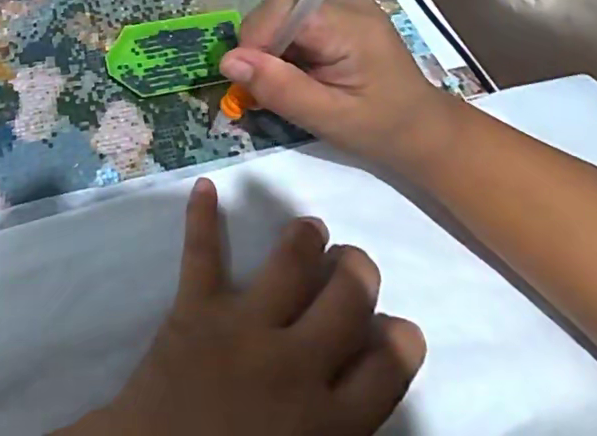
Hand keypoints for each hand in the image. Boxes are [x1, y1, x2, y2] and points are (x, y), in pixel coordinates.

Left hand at [69, 179, 424, 435]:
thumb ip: (339, 425)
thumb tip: (359, 392)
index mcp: (330, 421)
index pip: (386, 366)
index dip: (401, 339)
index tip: (400, 324)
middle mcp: (296, 364)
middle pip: (346, 299)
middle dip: (358, 271)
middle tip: (353, 261)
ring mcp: (244, 329)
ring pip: (288, 264)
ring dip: (305, 237)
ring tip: (311, 227)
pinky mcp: (196, 310)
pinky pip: (202, 255)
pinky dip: (201, 217)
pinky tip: (205, 185)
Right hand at [219, 0, 456, 165]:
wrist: (423, 130)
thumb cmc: (379, 128)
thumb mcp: (325, 117)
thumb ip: (278, 87)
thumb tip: (227, 60)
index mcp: (349, 24)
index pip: (283, 7)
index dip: (256, 37)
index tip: (247, 78)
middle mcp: (347, 1)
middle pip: (281, 7)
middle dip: (263, 45)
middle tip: (264, 87)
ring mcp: (346, 4)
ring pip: (286, 13)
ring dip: (273, 47)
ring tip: (287, 83)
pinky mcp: (342, 12)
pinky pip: (298, 19)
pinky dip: (288, 45)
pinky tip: (301, 72)